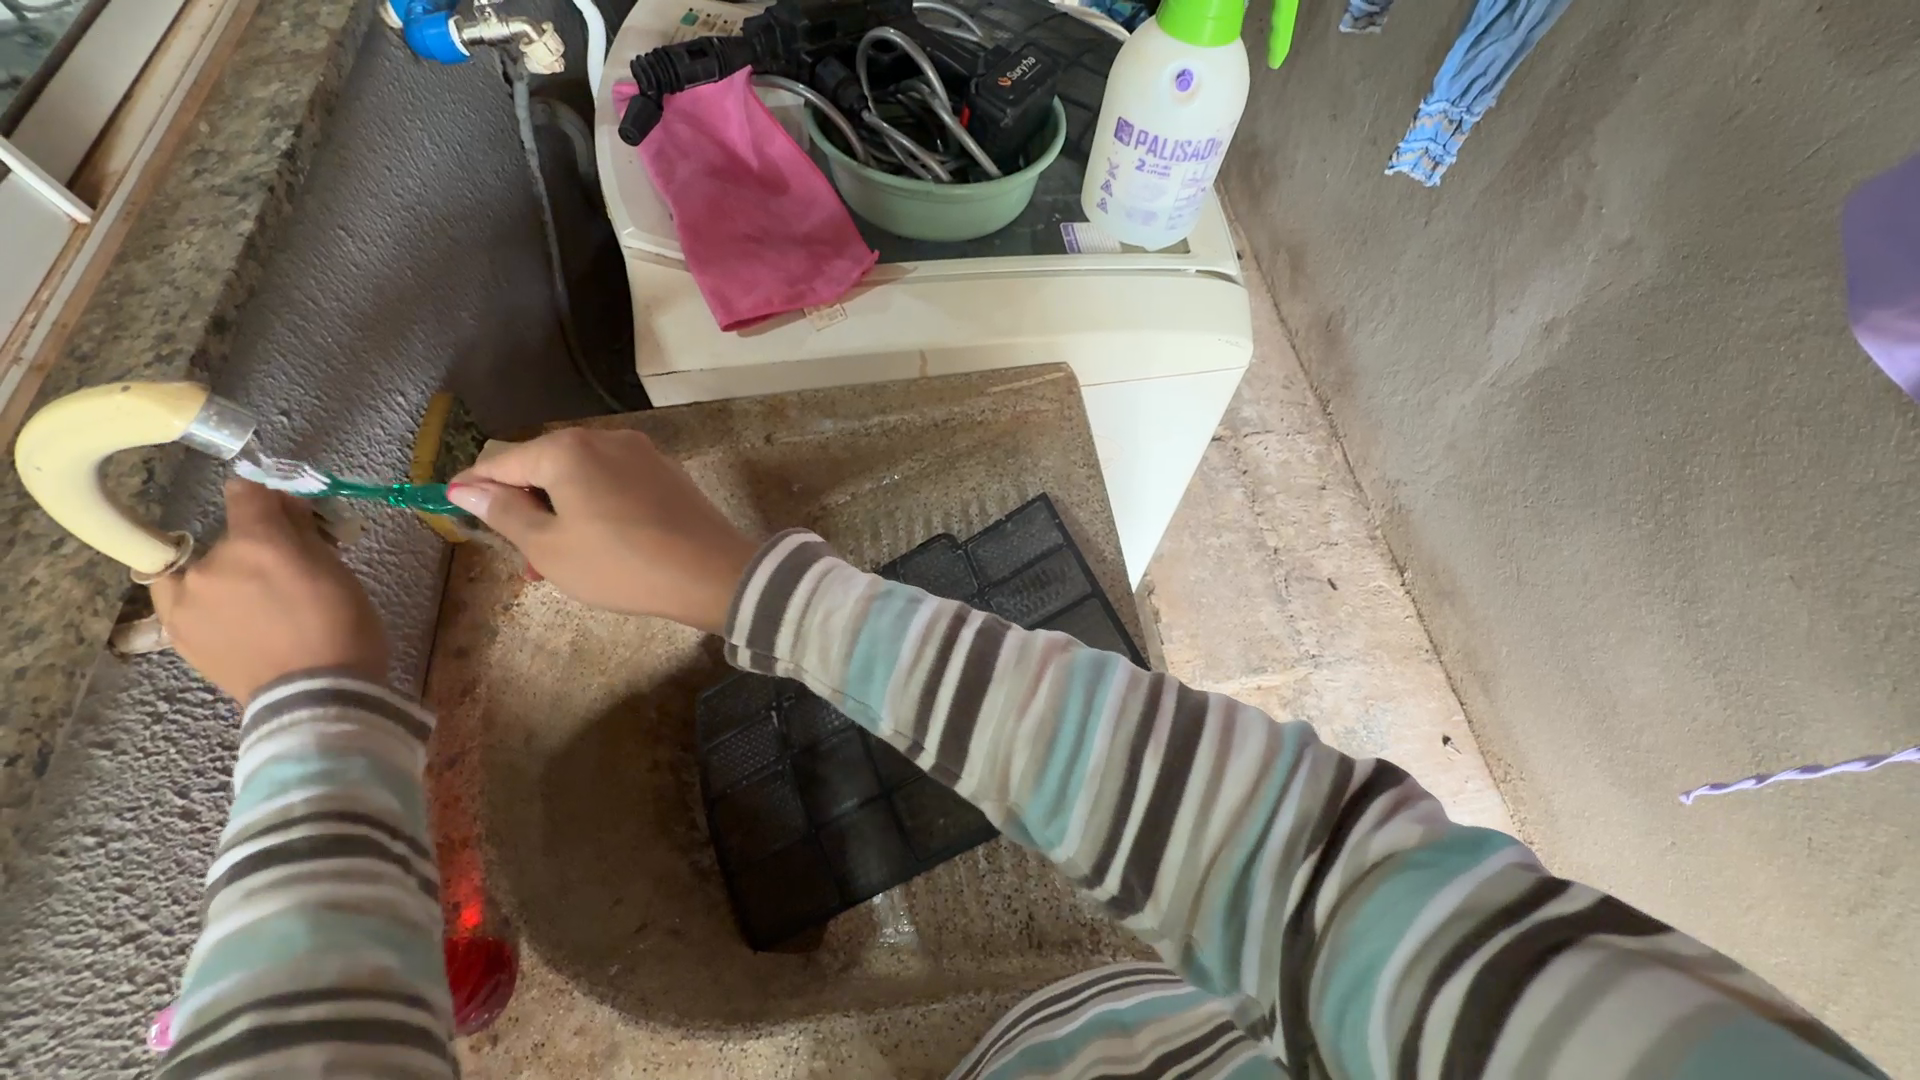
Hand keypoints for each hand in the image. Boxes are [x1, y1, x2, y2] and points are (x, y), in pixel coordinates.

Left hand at [152, 479, 388, 703]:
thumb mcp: (339, 574)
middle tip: (288, 572)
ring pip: (204, 568)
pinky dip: (207, 598)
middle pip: (230, 537)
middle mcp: (211, 563)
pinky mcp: (175, 629)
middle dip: (258, 547)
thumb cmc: (345, 630)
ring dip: (228, 574)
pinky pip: (184, 598)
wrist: (315, 695)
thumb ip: (306, 535)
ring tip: (258, 602)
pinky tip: (236, 618)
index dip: (266, 496)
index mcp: (259, 544)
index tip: (283, 507)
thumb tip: (286, 506)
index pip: (247, 494)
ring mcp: (186, 598)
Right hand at [446, 428, 756, 633]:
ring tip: (556, 564)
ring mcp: (642, 453)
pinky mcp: (667, 473)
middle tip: (520, 557)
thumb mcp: (549, 547)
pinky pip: (615, 485)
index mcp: (567, 450)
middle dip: (527, 510)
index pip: (502, 462)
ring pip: (582, 480)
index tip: (450, 507)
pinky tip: (598, 547)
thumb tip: (466, 488)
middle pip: (545, 468)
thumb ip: (504, 513)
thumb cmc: (621, 564)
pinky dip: (596, 510)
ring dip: (562, 516)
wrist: (712, 573)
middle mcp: (605, 439)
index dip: (473, 487)